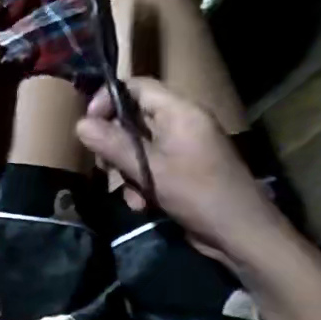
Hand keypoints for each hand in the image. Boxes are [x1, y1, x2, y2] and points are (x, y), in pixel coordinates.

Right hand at [75, 77, 289, 259]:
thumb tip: (80, 124)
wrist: (240, 233)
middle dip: (116, 145)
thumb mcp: (150, 169)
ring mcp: (185, 148)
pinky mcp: (186, 172)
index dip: (109, 99)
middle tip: (106, 166)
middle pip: (135, 119)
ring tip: (132, 195)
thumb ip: (114, 145)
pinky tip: (143, 206)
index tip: (89, 123)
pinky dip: (143, 184)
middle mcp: (183, 123)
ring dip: (128, 172)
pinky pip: (154, 168)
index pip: (138, 86)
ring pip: (141, 148)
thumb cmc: (197, 193)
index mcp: (180, 111)